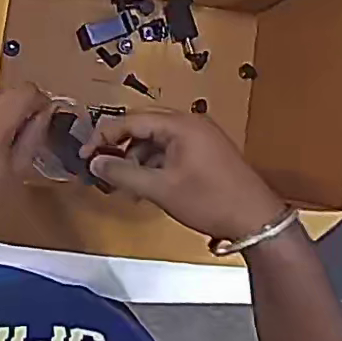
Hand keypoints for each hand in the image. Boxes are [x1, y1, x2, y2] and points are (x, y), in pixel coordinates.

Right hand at [81, 110, 286, 240]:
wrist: (255, 220)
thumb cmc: (210, 201)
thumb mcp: (160, 189)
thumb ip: (123, 174)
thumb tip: (94, 163)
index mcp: (181, 125)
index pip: (131, 120)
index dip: (104, 136)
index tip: (86, 154)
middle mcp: (191, 124)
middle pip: (143, 128)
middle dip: (120, 149)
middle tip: (102, 169)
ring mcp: (201, 137)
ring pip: (156, 141)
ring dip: (137, 160)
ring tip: (126, 186)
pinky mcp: (206, 152)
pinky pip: (171, 151)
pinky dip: (155, 166)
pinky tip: (147, 187)